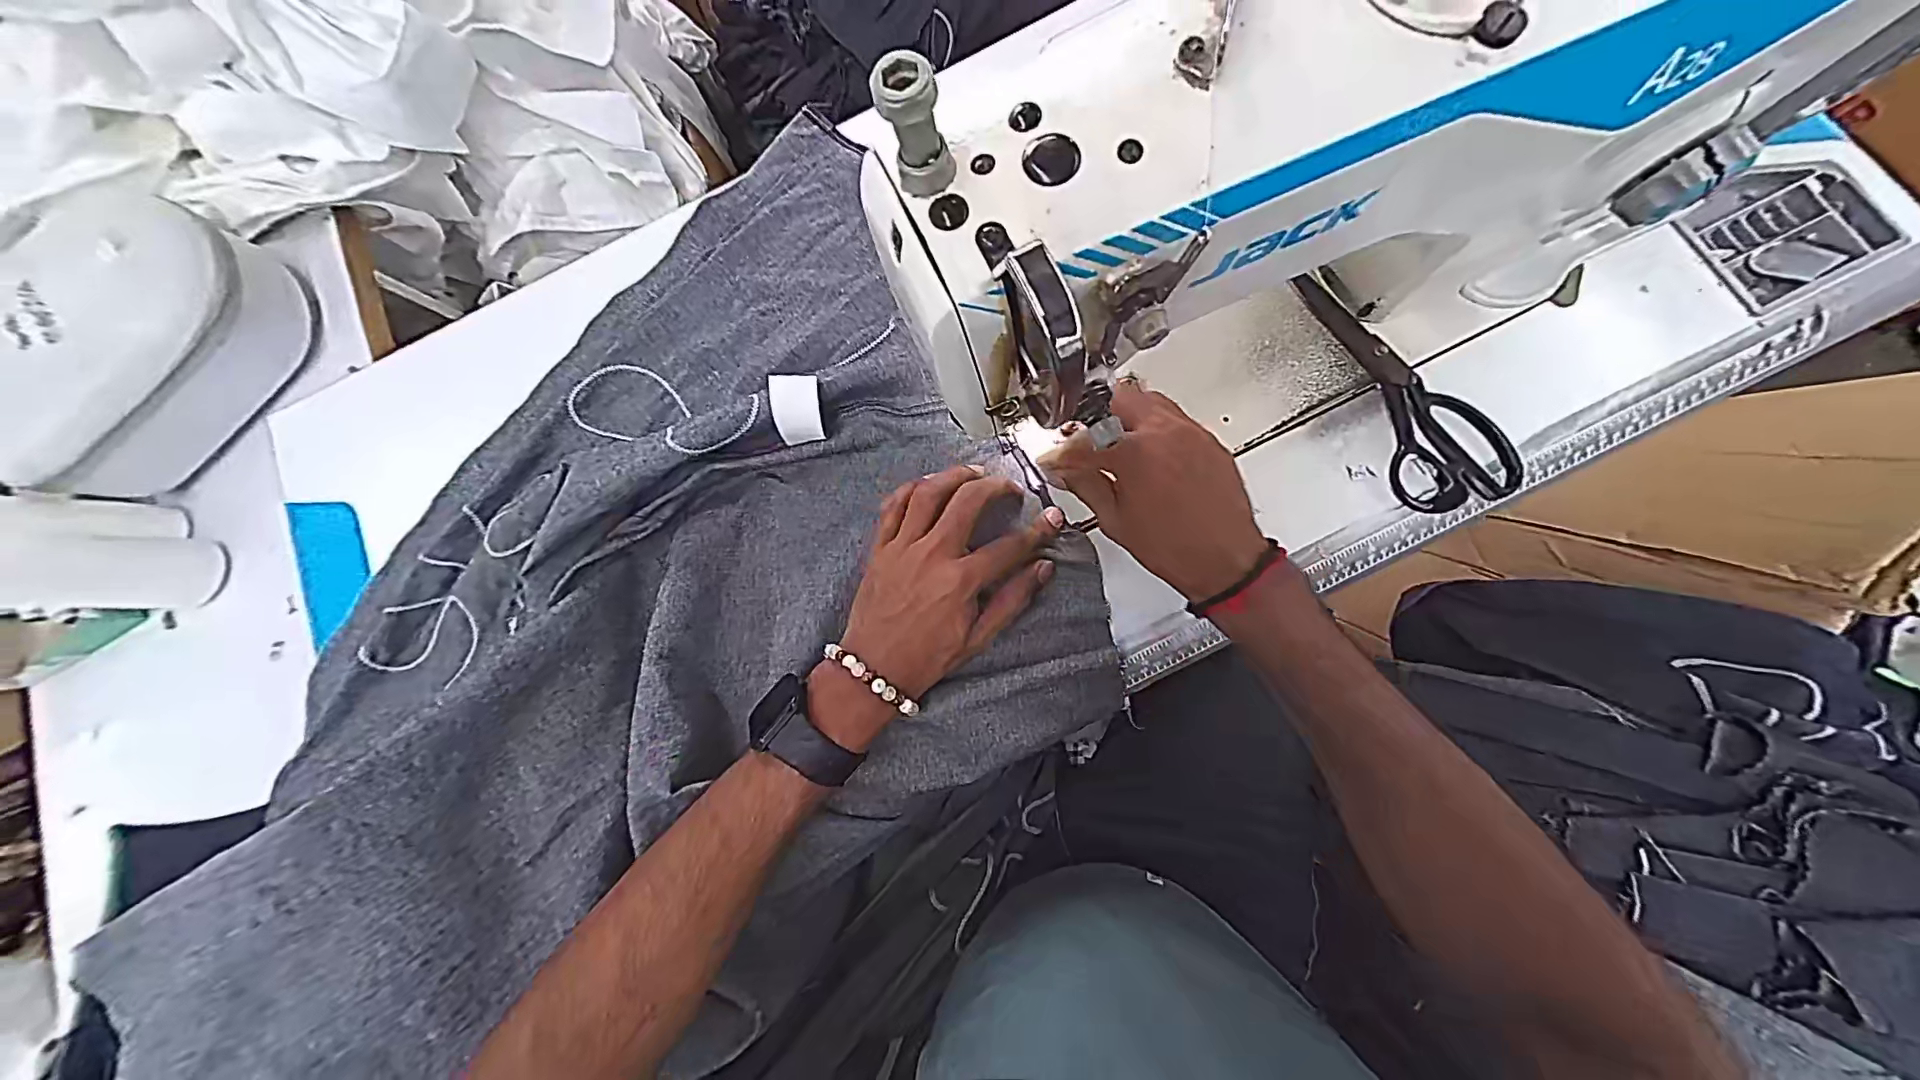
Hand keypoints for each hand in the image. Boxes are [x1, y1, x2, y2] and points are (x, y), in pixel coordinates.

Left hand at [833, 465, 1062, 713]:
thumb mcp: (979, 637)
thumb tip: (1042, 570)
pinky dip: (911, 489)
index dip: (1038, 530)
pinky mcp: (880, 549)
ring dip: (954, 475)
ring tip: (973, 473)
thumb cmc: (925, 657)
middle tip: (1009, 488)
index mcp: (960, 581)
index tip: (1051, 519)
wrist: (875, 668)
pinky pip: (893, 506)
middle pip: (968, 501)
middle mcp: (931, 556)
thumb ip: (1013, 599)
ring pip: (928, 493)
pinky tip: (927, 484)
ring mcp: (902, 549)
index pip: (1009, 546)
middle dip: (996, 486)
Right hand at [1039, 379, 1266, 601]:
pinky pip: (1174, 417)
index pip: (1084, 439)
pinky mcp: (1207, 440)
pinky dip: (1153, 427)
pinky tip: (1147, 452)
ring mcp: (1189, 432)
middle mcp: (1164, 433)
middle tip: (1084, 440)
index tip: (1056, 459)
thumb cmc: (1178, 547)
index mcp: (1134, 453)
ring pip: (1148, 400)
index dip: (1062, 451)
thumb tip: (1067, 472)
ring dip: (1125, 416)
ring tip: (1115, 443)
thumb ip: (1086, 486)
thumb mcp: (1115, 519)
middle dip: (1093, 418)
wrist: (1225, 559)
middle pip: (1116, 399)